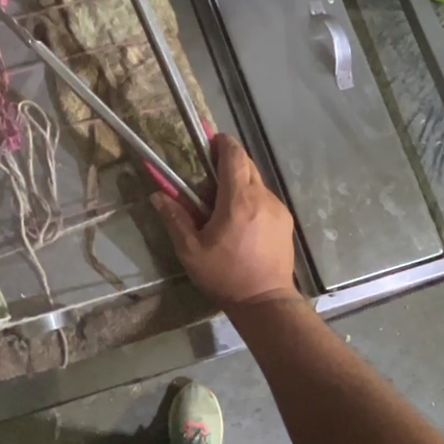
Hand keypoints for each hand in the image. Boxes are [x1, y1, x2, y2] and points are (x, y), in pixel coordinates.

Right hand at [150, 134, 297, 309]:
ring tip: (222, 207)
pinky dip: (251, 200)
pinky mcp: (285, 221)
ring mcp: (278, 209)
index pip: (234, 156)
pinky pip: (265, 199)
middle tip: (208, 181)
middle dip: (227, 164)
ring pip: (257, 183)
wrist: (265, 302)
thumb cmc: (225, 276)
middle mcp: (263, 197)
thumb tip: (158, 196)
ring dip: (239, 184)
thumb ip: (175, 219)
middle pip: (247, 165)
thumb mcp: (191, 251)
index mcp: (238, 200)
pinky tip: (240, 223)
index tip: (210, 142)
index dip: (222, 143)